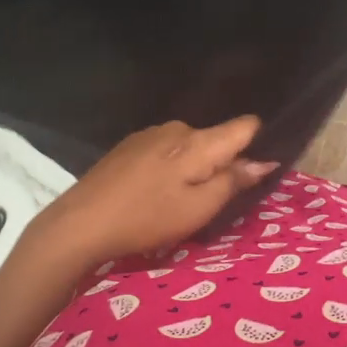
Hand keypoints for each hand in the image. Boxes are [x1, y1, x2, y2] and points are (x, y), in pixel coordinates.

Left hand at [22, 116, 277, 268]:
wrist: (81, 222)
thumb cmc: (146, 219)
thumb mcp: (197, 209)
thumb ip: (232, 181)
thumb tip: (265, 160)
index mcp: (199, 142)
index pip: (245, 125)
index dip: (259, 142)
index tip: (260, 166)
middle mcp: (178, 128)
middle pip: (215, 139)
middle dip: (222, 162)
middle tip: (214, 201)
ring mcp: (151, 134)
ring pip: (189, 146)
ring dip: (193, 167)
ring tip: (181, 200)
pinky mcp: (130, 145)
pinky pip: (166, 150)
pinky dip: (170, 168)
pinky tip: (155, 192)